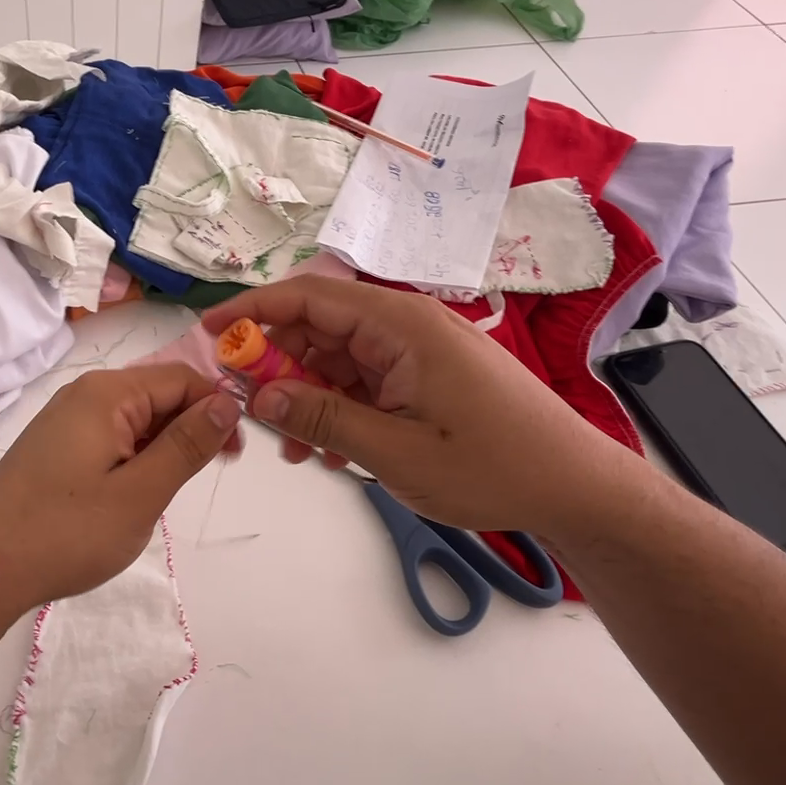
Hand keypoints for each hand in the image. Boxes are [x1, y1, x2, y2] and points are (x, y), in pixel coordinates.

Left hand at [0, 364, 241, 622]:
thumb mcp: (140, 493)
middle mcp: (82, 395)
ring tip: (165, 493)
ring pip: (133, 420)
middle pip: (156, 395)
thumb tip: (228, 400)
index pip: (181, 378)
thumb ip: (186, 444)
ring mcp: (62, 421)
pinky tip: (131, 494)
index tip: (236, 455)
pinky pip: (108, 438)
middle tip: (205, 478)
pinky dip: (132, 459)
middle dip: (190, 428)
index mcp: (106, 394)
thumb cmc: (65, 534)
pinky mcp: (52, 448)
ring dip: (161, 448)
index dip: (217, 408)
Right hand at [200, 276, 643, 537]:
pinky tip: (332, 452)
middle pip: (318, 327)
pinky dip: (338, 408)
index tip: (211, 332)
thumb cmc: (490, 466)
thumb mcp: (394, 450)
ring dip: (306, 397)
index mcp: (399, 325)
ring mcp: (416, 351)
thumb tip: (258, 395)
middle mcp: (404, 326)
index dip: (253, 310)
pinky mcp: (424, 375)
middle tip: (250, 412)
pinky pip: (363, 381)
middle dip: (276, 367)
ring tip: (295, 450)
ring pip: (336, 359)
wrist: (574, 487)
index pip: (309, 297)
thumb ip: (321, 416)